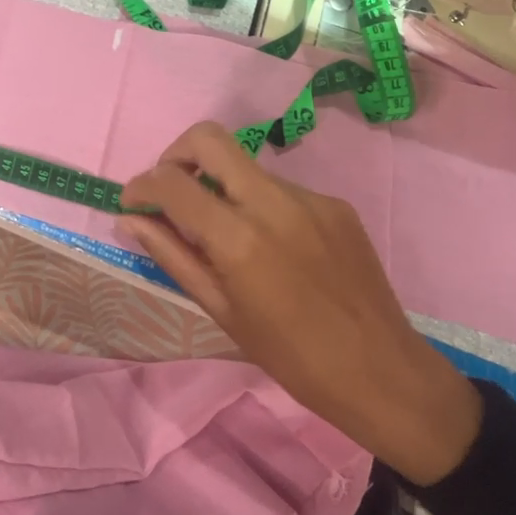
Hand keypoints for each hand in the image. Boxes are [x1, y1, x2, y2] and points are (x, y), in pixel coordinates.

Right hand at [119, 122, 481, 485]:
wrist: (385, 376)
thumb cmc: (291, 357)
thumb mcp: (220, 310)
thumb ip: (171, 254)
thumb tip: (130, 218)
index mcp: (239, 239)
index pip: (172, 182)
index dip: (141, 185)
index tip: (132, 202)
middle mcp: (274, 204)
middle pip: (208, 139)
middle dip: (176, 155)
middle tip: (170, 191)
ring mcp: (310, 199)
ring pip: (245, 166)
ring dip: (221, 186)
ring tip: (225, 233)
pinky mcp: (336, 204)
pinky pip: (280, 189)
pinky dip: (259, 205)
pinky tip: (271, 247)